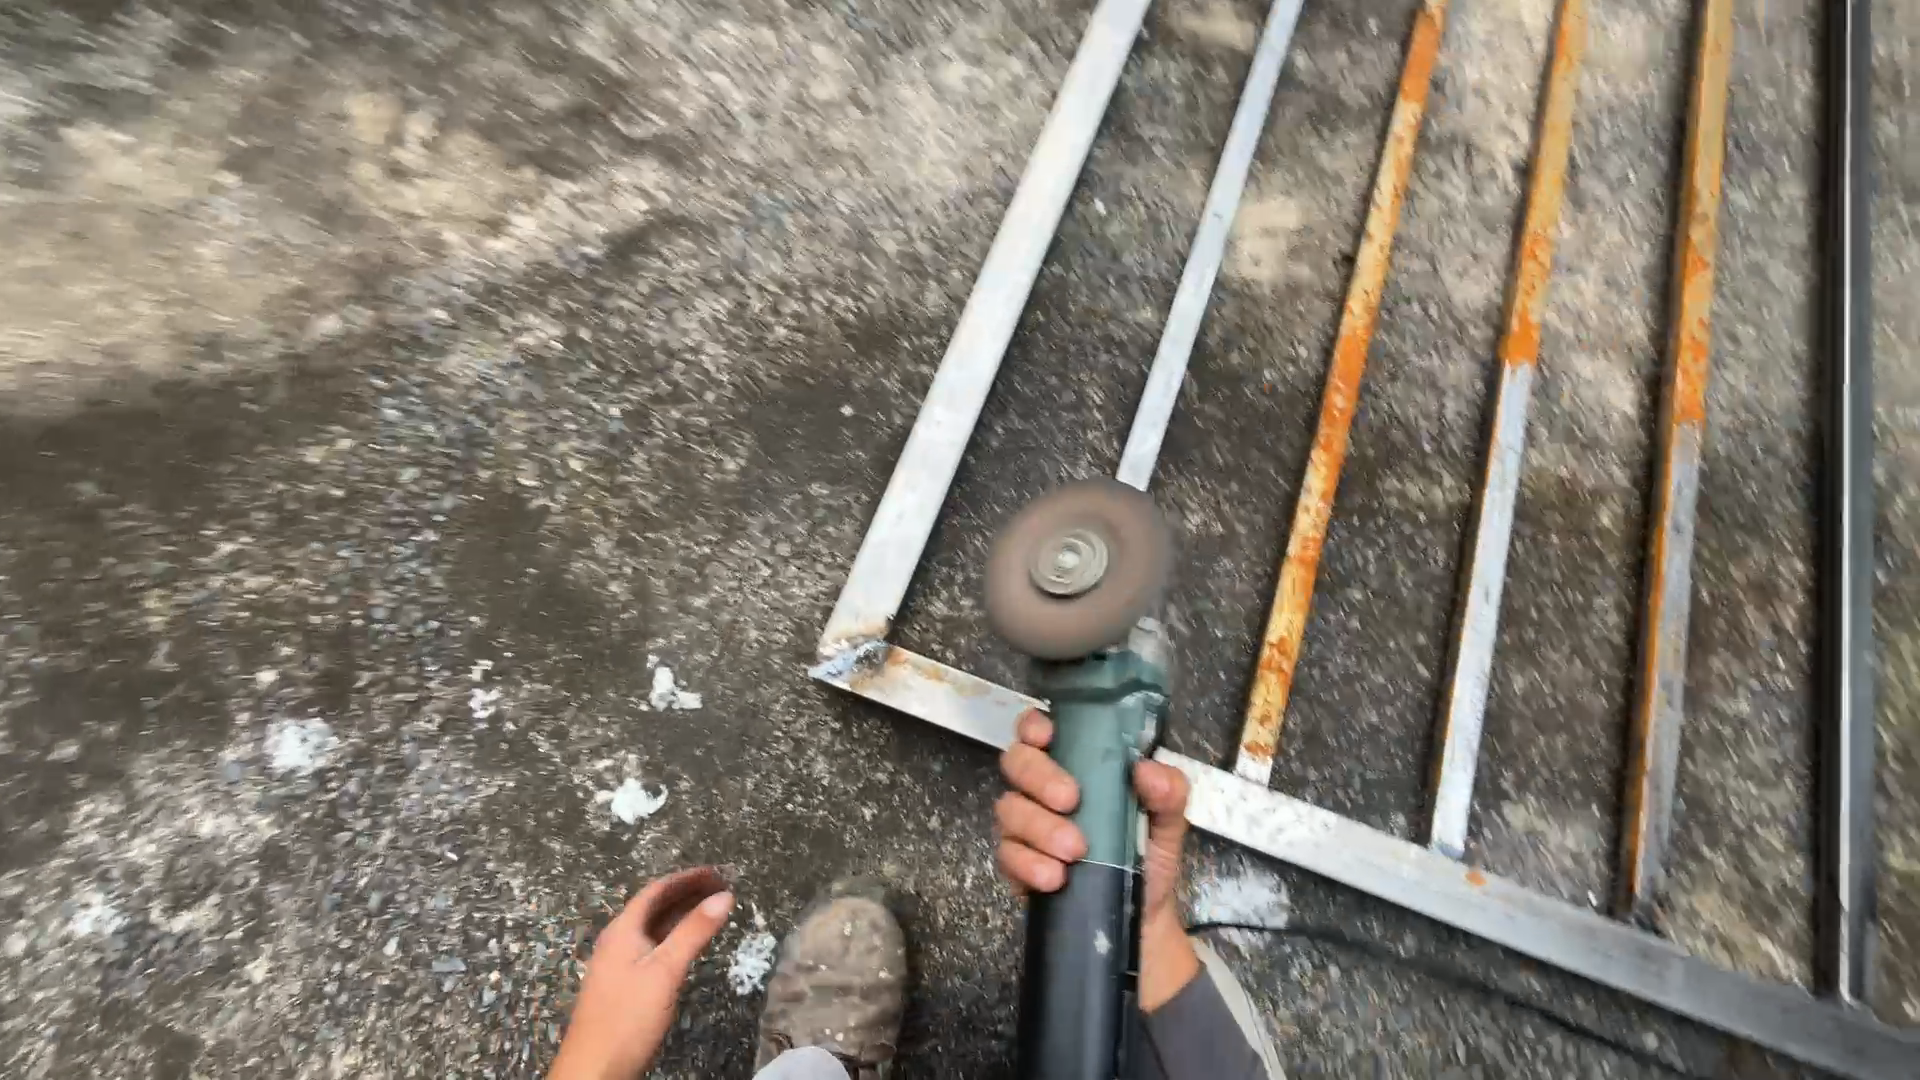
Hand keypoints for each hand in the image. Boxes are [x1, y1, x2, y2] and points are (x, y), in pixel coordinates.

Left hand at [549, 869, 735, 1079]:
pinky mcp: (624, 987)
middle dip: (688, 893)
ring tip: (714, 911)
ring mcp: (619, 965)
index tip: (719, 873)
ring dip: (683, 915)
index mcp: (623, 930)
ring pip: (655, 928)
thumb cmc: (627, 1018)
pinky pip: (654, 947)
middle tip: (722, 889)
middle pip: (655, 907)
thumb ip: (694, 931)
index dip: (688, 878)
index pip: (657, 890)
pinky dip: (676, 937)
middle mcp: (618, 941)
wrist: (591, 1076)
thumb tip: (725, 895)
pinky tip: (690, 945)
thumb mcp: (665, 971)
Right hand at [994, 710, 1200, 1010]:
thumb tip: (1146, 770)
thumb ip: (1168, 791)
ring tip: (1074, 851)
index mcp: (1073, 761)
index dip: (1034, 725)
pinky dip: (1029, 863)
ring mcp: (1023, 822)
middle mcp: (1039, 785)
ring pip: (1009, 808)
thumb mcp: (1168, 819)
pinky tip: (1054, 877)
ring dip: (1039, 826)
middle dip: (1039, 777)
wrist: (1140, 915)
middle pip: (1015, 760)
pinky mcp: (1015, 861)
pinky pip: (1006, 853)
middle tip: (1070, 800)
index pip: (1038, 727)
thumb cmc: (1147, 851)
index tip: (1048, 736)